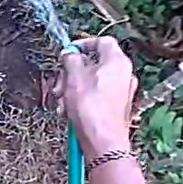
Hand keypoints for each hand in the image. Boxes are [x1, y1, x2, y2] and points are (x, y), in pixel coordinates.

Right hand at [58, 36, 136, 154]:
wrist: (103, 141)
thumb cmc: (90, 109)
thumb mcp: (74, 78)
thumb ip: (71, 60)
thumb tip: (69, 53)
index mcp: (117, 62)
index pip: (101, 42)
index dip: (82, 44)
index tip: (67, 52)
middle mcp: (123, 74)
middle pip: (94, 64)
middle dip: (71, 73)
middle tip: (59, 84)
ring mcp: (121, 92)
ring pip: (92, 81)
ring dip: (72, 88)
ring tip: (61, 102)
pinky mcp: (116, 107)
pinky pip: (96, 96)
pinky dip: (81, 100)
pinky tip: (68, 111)